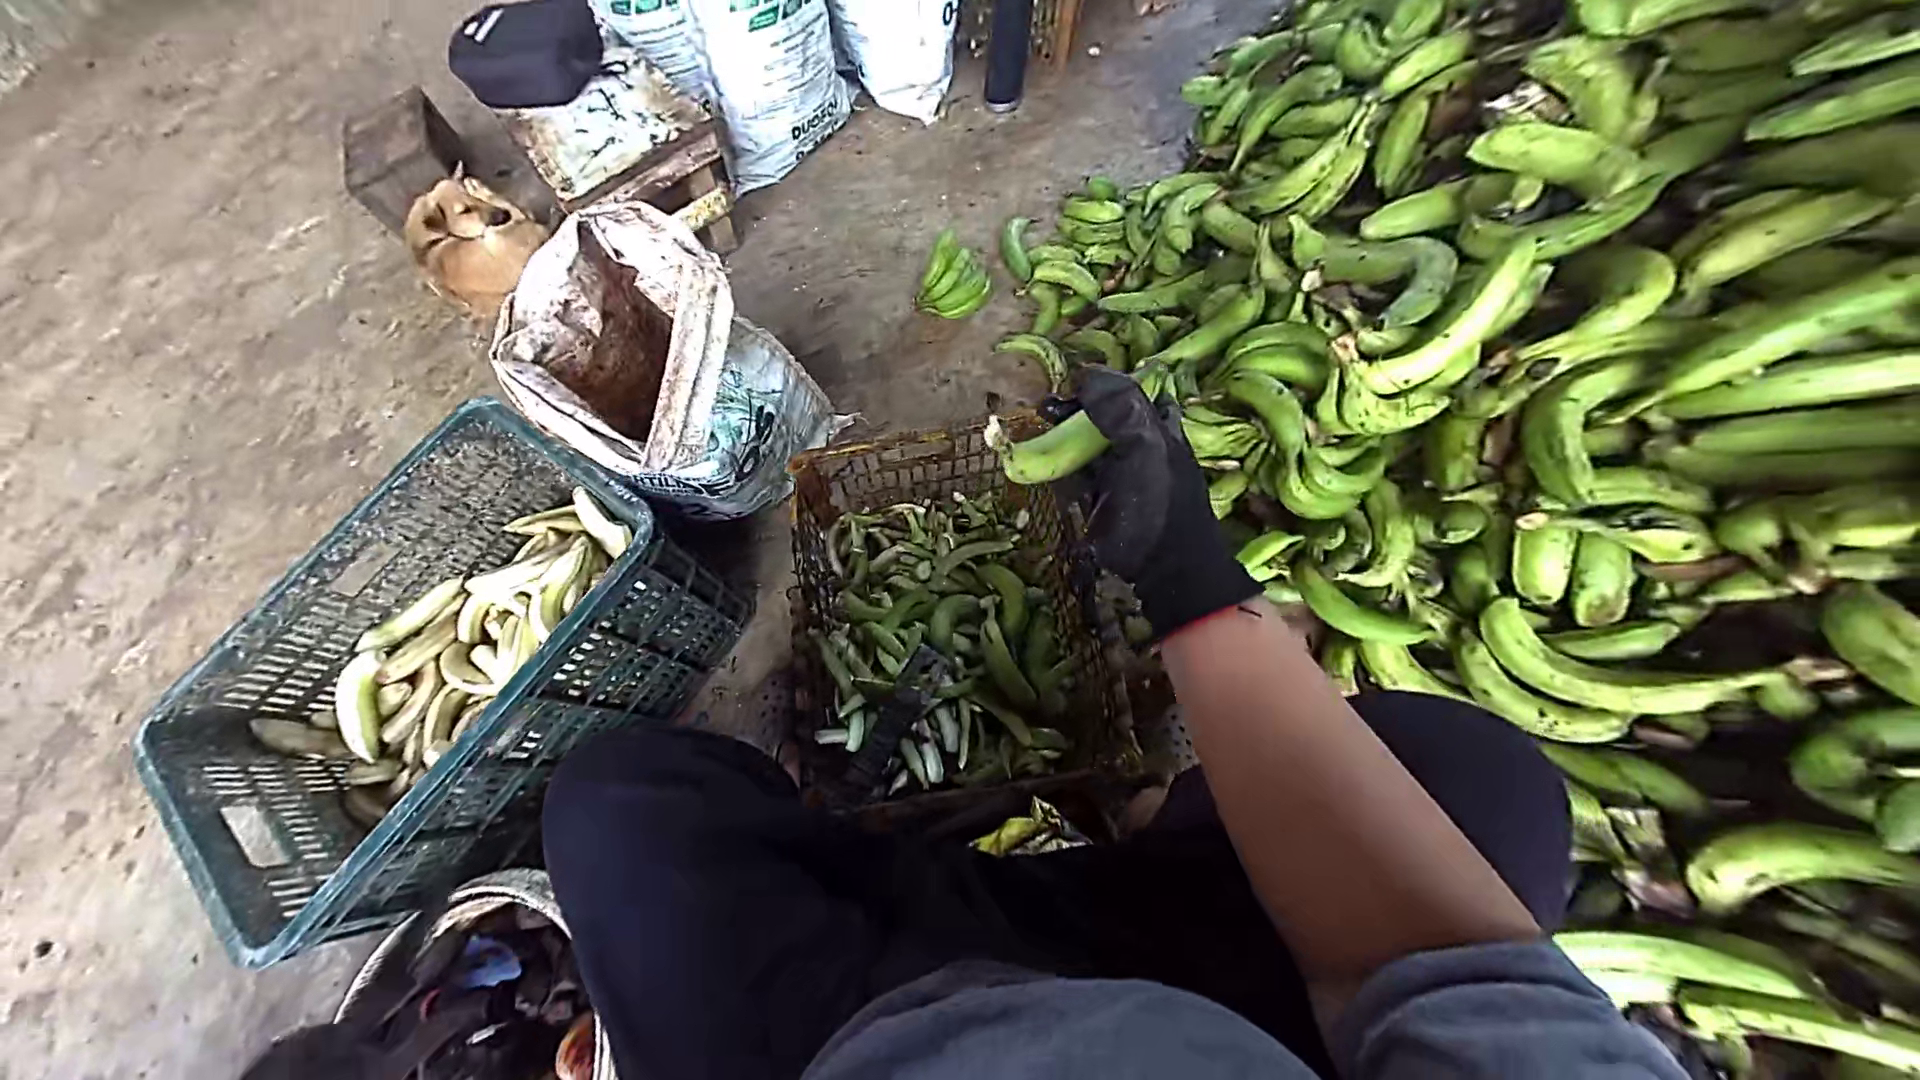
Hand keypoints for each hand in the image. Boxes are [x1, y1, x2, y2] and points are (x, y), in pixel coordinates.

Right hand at [1045, 367, 1258, 637]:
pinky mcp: (1095, 496)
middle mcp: (1134, 444)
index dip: (1102, 385)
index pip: (1127, 393)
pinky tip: (1041, 458)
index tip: (1073, 384)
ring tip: (1038, 426)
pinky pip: (1072, 472)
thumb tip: (1085, 372)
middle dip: (1072, 410)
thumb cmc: (1160, 500)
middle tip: (1046, 407)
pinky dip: (1057, 464)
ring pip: (1081, 443)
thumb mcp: (1146, 445)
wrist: (1160, 562)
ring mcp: (1113, 471)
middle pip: (1098, 416)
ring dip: (1059, 435)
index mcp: (1156, 425)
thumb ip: (1121, 407)